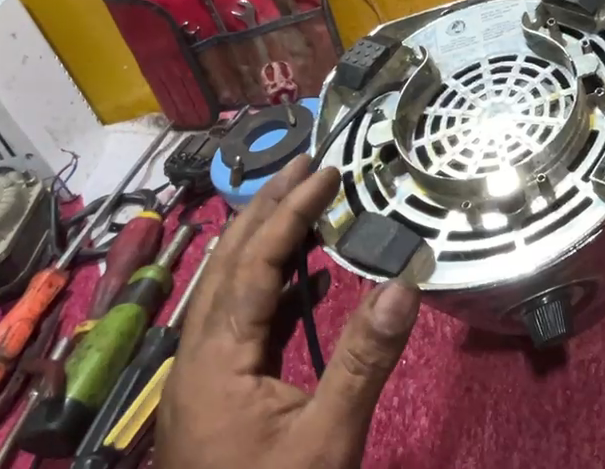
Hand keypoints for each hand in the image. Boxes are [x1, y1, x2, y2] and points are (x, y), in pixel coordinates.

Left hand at [158, 155, 420, 468]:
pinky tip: (308, 276)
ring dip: (267, 241)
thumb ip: (364, 358)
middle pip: (227, 267)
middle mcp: (199, 361)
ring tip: (305, 202)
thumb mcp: (327, 439)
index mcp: (213, 364)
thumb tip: (406, 279)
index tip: (327, 171)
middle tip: (305, 163)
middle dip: (265, 210)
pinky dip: (275, 283)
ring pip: (230, 291)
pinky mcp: (222, 395)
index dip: (290, 213)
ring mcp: (206, 380)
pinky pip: (245, 320)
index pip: (252, 267)